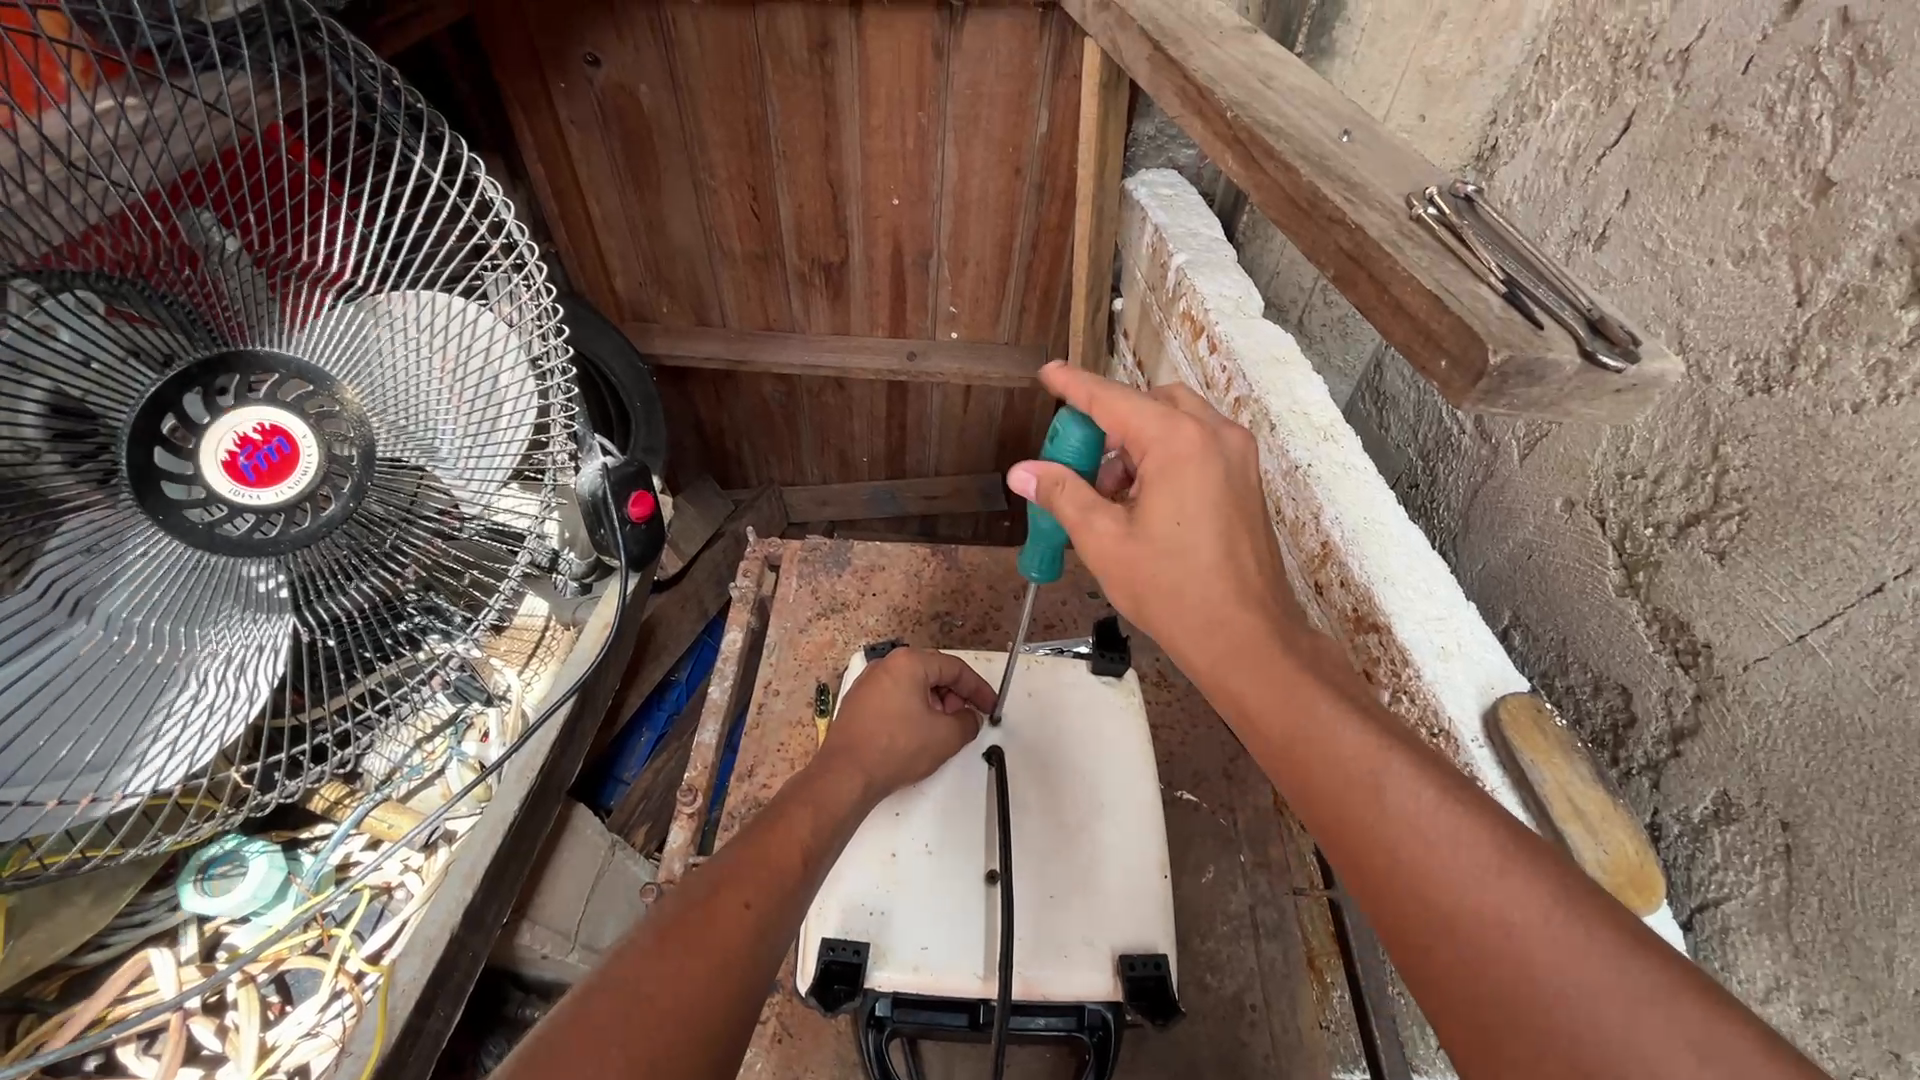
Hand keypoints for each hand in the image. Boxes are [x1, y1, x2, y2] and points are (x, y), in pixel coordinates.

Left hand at [815, 647, 995, 802]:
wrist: (845, 775)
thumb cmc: (894, 749)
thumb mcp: (946, 736)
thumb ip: (968, 721)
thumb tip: (969, 718)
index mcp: (908, 663)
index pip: (955, 668)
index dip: (978, 689)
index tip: (990, 706)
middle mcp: (886, 665)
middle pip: (933, 673)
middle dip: (954, 697)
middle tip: (965, 720)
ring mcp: (868, 683)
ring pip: (913, 686)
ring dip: (934, 705)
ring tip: (942, 731)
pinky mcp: (858, 703)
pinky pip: (895, 698)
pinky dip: (913, 711)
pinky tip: (917, 735)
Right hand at [1006, 362, 1299, 678]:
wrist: (1245, 637)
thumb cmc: (1171, 589)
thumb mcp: (1103, 540)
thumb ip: (1062, 494)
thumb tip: (1022, 472)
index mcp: (1178, 441)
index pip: (1112, 399)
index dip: (1074, 387)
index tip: (1048, 373)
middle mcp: (1214, 434)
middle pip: (1149, 404)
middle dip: (1109, 422)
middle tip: (1078, 459)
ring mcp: (1237, 456)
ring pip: (1176, 424)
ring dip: (1136, 443)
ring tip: (1106, 493)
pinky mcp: (1246, 480)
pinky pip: (1197, 446)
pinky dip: (1163, 457)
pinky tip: (1140, 502)